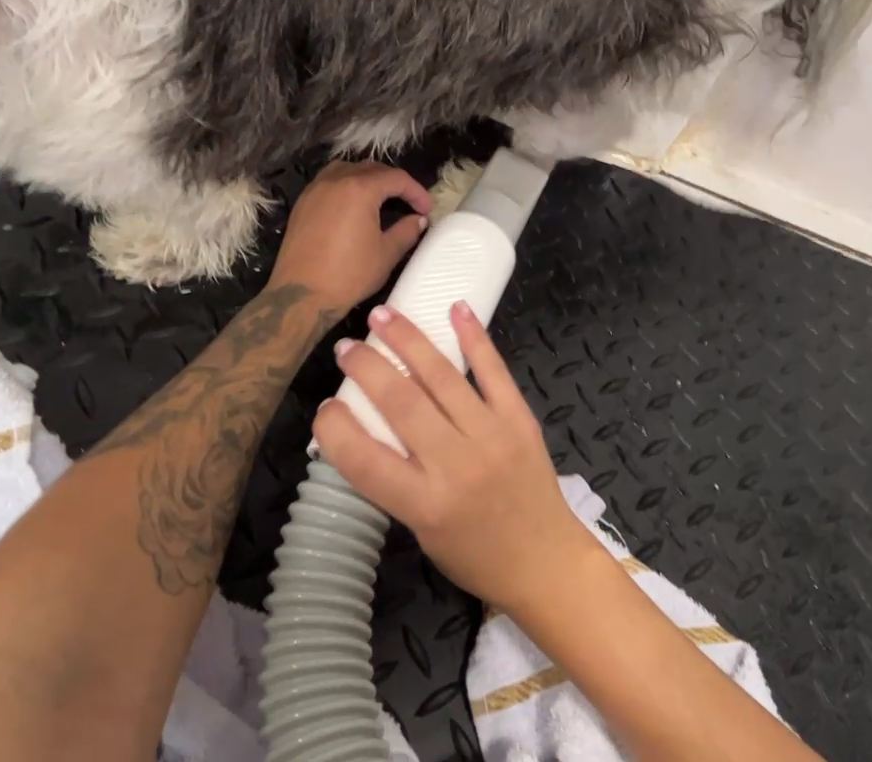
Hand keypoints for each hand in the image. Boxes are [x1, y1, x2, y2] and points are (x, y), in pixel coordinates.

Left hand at [267, 161, 432, 310]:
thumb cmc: (349, 275)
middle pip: (372, 168)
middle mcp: (336, 180)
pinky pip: (329, 181)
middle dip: (394, 182)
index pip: (396, 178)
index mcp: (360, 189)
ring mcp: (315, 189)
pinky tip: (353, 205)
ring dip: (368, 178)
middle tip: (408, 203)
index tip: (426, 209)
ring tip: (380, 198)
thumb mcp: (387, 254)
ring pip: (348, 169)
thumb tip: (418, 220)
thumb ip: (407, 231)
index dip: (416, 192)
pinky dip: (347, 185)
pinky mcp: (302, 203)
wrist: (302, 295)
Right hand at [314, 302, 603, 613]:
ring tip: (383, 316)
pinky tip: (455, 309)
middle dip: (368, 368)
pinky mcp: (521, 419)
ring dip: (409, 341)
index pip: (365, 459)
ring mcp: (493, 436)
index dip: (336, 428)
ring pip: (443, 377)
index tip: (324, 405)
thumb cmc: (476, 555)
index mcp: (425, 505)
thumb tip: (365, 429)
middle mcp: (457, 465)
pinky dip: (474, 338)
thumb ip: (394, 482)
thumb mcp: (421, 531)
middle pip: (402, 404)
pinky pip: (494, 372)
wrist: (547, 562)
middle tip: (346, 347)